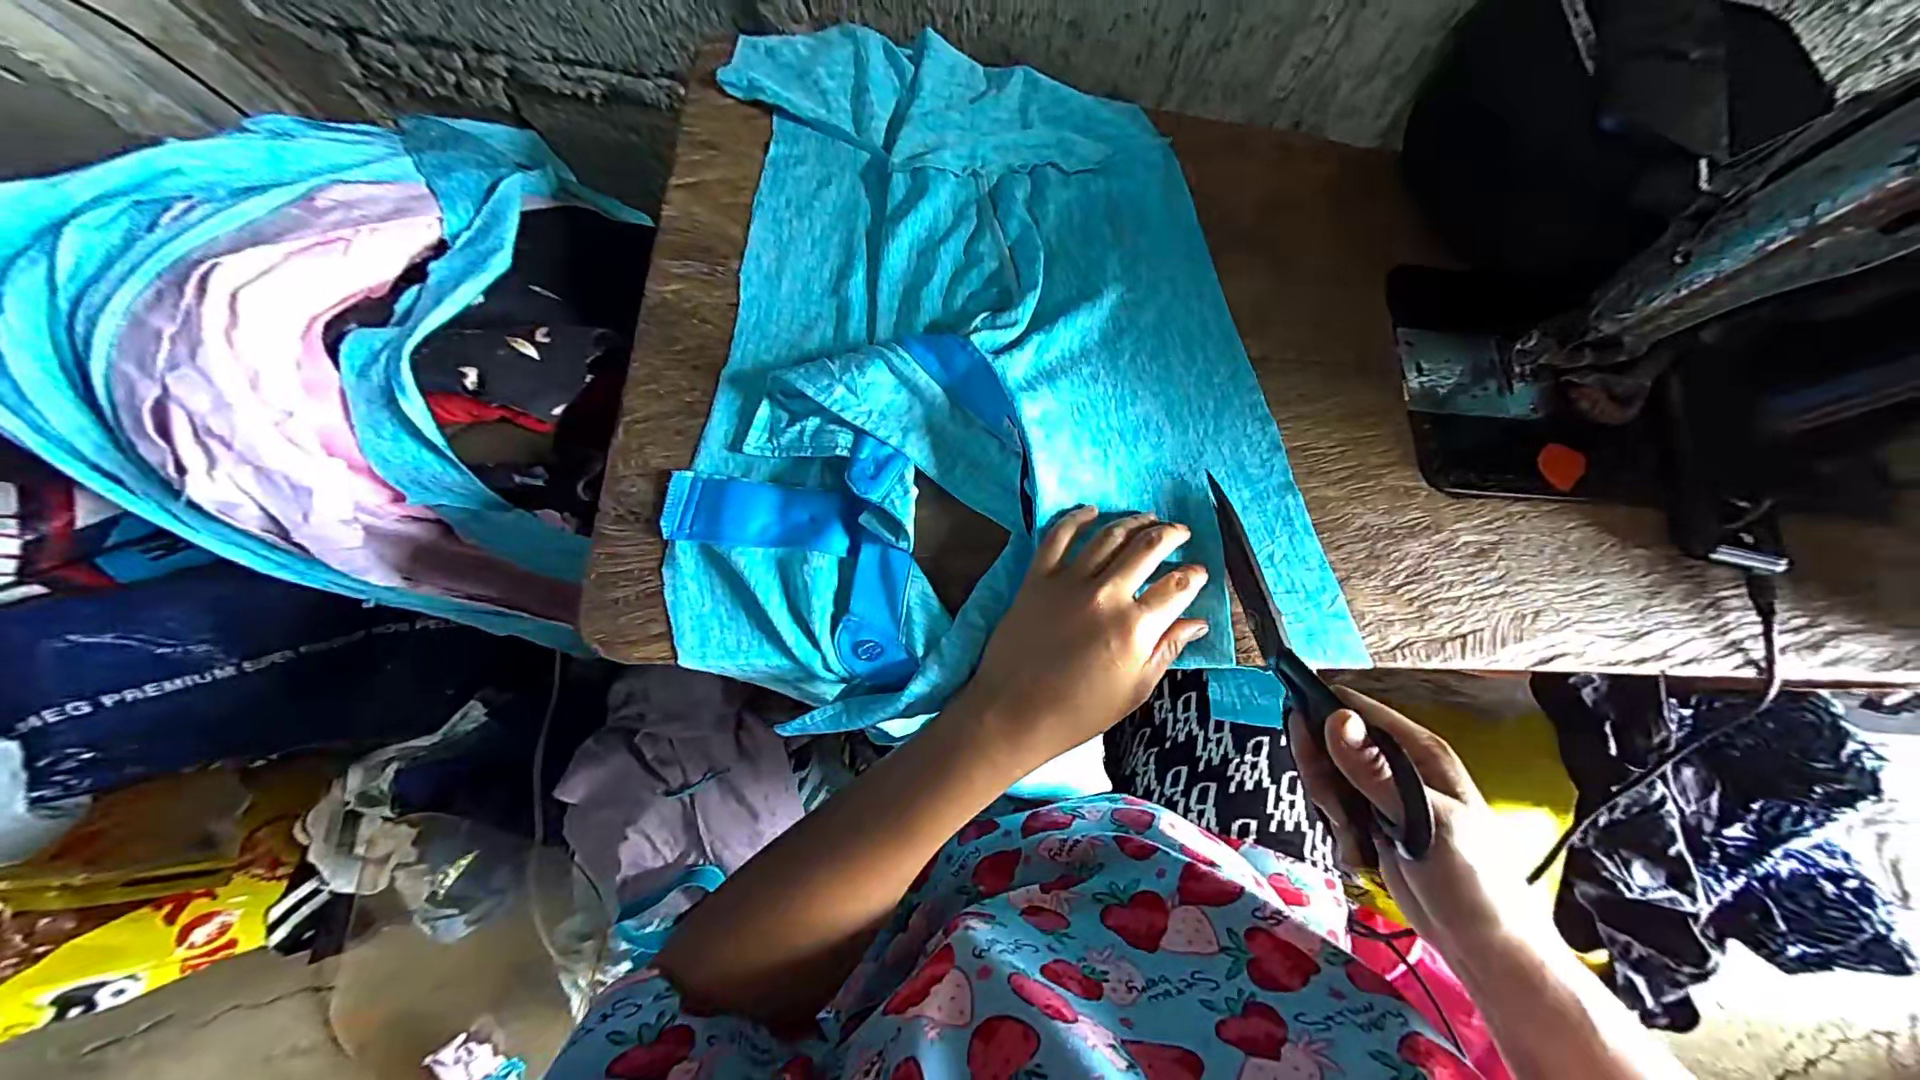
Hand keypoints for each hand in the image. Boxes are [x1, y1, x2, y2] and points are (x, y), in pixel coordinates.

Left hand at [955, 507, 1210, 770]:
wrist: (1015, 711)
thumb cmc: (1079, 710)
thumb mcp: (1135, 688)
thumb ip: (1166, 649)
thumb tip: (1196, 623)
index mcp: (1135, 627)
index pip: (1178, 586)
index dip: (1195, 575)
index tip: (1199, 572)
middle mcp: (1106, 595)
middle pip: (1147, 548)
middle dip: (1171, 534)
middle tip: (1180, 532)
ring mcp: (1069, 582)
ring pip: (1108, 536)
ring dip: (1133, 522)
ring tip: (1148, 517)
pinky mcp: (1037, 578)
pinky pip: (1058, 537)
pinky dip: (1076, 518)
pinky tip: (1091, 510)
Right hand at [1289, 687, 1546, 955]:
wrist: (1484, 947)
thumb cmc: (1473, 880)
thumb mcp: (1424, 820)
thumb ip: (1374, 771)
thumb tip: (1337, 717)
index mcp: (1416, 751)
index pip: (1353, 708)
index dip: (1320, 711)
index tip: (1297, 731)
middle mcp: (1394, 765)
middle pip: (1327, 746)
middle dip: (1323, 779)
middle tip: (1341, 814)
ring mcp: (1379, 795)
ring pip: (1324, 781)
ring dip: (1330, 813)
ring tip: (1359, 840)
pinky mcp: (1368, 823)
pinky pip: (1330, 813)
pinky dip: (1337, 835)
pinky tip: (1362, 856)